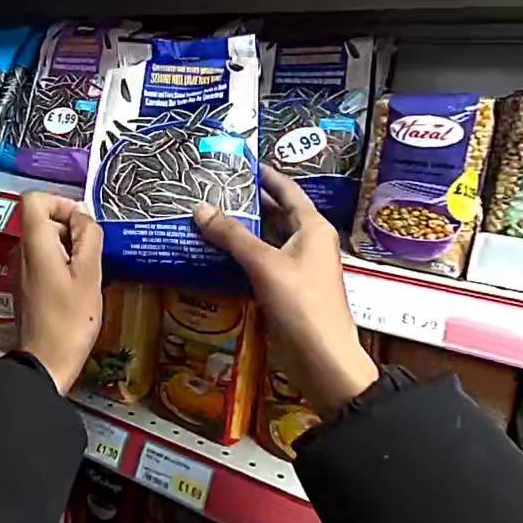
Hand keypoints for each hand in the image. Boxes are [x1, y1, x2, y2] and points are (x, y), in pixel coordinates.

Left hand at [17, 192, 103, 393]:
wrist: (46, 363)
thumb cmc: (71, 319)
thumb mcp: (89, 275)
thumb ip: (88, 237)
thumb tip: (83, 214)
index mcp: (35, 243)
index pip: (35, 199)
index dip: (60, 202)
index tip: (83, 223)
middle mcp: (23, 251)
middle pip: (44, 219)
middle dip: (72, 227)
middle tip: (93, 254)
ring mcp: (23, 269)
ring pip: (47, 240)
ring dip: (71, 247)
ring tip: (89, 272)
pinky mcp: (28, 284)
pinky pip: (46, 259)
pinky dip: (64, 263)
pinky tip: (80, 286)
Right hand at [193, 168, 378, 415]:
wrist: (322, 359)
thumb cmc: (302, 304)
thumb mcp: (264, 264)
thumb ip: (232, 235)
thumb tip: (200, 208)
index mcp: (313, 228)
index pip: (287, 190)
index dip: (265, 175)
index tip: (239, 162)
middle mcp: (308, 242)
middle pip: (275, 213)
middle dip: (247, 202)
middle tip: (211, 189)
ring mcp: (297, 267)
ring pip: (266, 239)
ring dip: (241, 229)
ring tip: (206, 215)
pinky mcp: (285, 289)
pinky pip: (260, 262)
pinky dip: (240, 254)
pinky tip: (215, 251)